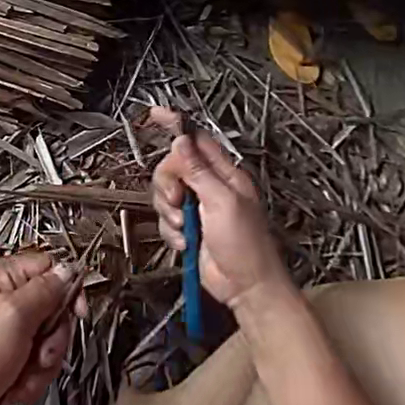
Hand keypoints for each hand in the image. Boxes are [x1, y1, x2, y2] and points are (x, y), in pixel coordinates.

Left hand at [0, 251, 85, 404]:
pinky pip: (39, 369)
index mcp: (7, 278)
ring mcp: (10, 334)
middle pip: (57, 312)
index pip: (53, 270)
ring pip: (51, 345)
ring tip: (18, 370)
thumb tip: (69, 270)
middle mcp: (9, 302)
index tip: (75, 312)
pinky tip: (12, 385)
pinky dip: (30, 381)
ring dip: (40, 365)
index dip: (69, 290)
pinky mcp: (10, 361)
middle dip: (53, 339)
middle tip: (37, 349)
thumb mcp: (15, 314)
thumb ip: (46, 290)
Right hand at [149, 108, 294, 314]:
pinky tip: (186, 241)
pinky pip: (166, 218)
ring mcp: (199, 207)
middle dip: (168, 183)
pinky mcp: (189, 227)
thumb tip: (181, 141)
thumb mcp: (222, 202)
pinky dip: (171, 231)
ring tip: (185, 226)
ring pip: (165, 192)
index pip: (196, 139)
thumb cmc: (248, 248)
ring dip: (169, 211)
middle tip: (177, 199)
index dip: (176, 126)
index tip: (156, 114)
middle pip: (174, 166)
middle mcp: (211, 186)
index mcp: (225, 174)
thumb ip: (198, 171)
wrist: (246, 290)